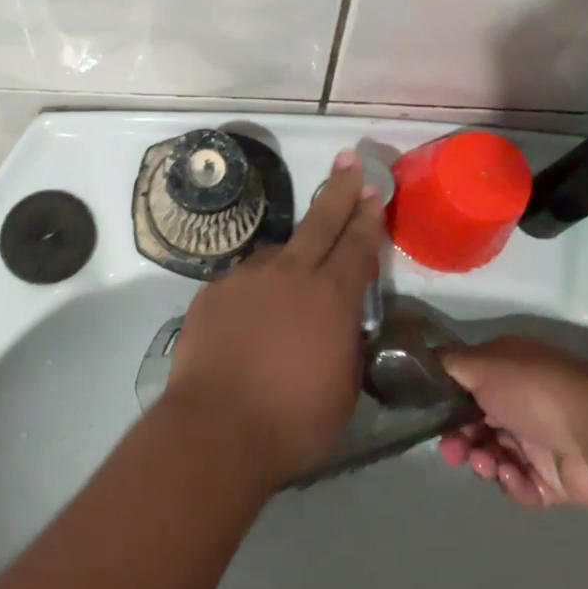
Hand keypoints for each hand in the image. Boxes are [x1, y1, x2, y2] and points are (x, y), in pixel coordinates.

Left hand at [162, 150, 384, 486]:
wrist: (217, 427)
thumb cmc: (293, 420)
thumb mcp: (343, 386)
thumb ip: (343, 343)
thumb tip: (338, 326)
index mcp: (331, 296)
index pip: (357, 245)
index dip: (368, 216)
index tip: (375, 190)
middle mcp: (289, 273)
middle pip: (320, 221)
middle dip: (339, 190)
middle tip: (349, 161)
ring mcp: (246, 278)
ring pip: (276, 254)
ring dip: (290, 258)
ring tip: (292, 286)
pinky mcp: (212, 291)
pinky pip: (242, 282)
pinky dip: (254, 292)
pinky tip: (250, 318)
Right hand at [438, 336, 587, 507]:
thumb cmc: (533, 391)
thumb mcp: (481, 364)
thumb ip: (447, 364)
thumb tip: (424, 361)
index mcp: (509, 370)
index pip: (468, 385)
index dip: (447, 403)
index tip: (432, 418)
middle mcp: (523, 402)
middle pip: (478, 424)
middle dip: (461, 439)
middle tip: (454, 452)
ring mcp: (540, 441)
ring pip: (495, 455)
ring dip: (484, 461)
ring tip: (488, 464)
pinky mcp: (554, 478)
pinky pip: (521, 484)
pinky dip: (513, 483)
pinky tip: (515, 476)